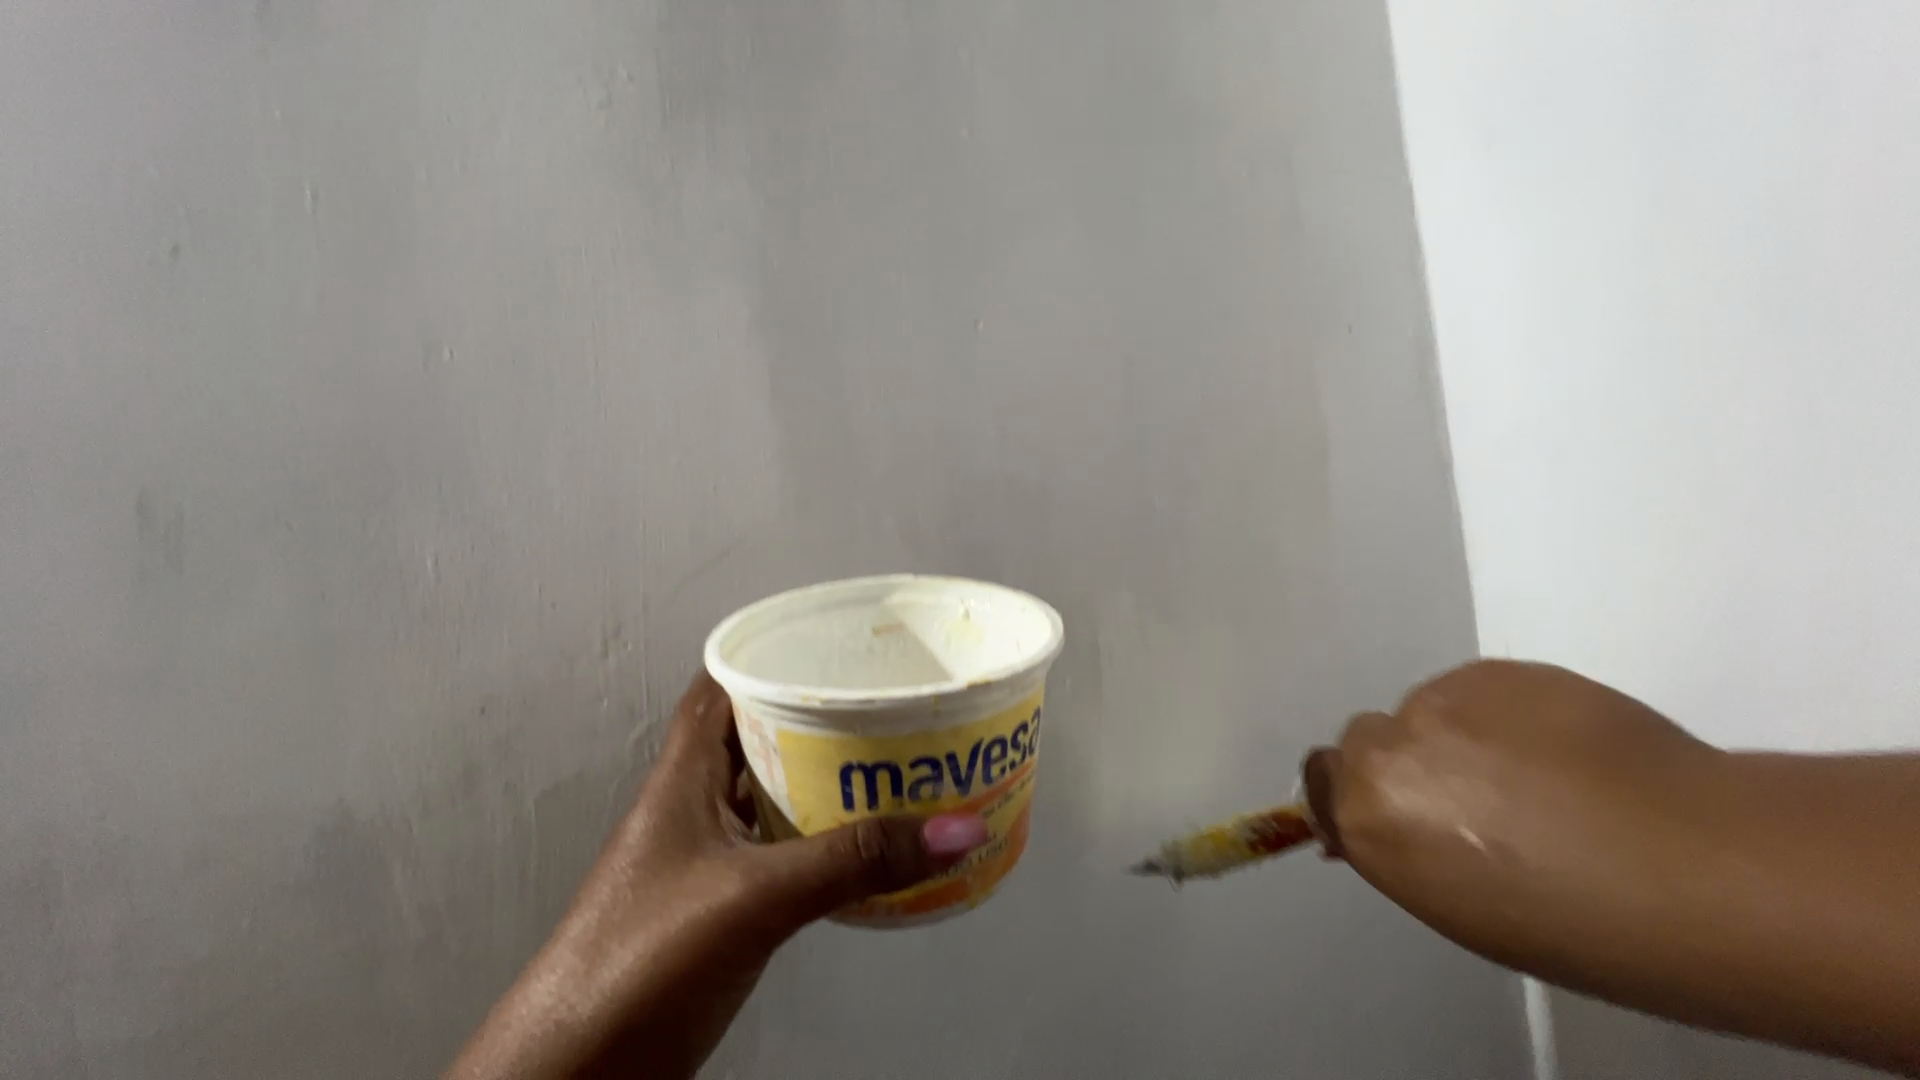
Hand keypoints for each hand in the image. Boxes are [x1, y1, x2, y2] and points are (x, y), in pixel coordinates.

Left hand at [447, 671, 988, 1079]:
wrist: (574, 1077)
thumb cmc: (644, 961)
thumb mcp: (756, 898)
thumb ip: (855, 863)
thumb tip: (962, 826)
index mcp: (683, 776)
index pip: (721, 685)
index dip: (770, 656)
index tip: (835, 644)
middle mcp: (692, 805)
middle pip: (756, 734)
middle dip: (815, 712)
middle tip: (885, 699)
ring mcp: (705, 858)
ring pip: (771, 792)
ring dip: (822, 775)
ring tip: (892, 758)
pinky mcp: (721, 905)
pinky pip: (781, 846)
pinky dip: (822, 835)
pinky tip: (866, 843)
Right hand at [1301, 659, 1716, 971]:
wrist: (1696, 866)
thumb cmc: (1574, 923)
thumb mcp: (1456, 905)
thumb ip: (1401, 848)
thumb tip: (1389, 823)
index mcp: (1366, 816)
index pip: (1320, 781)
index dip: (1357, 796)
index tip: (1400, 815)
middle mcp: (1385, 749)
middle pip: (1368, 740)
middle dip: (1406, 763)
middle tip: (1474, 799)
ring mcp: (1441, 701)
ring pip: (1429, 713)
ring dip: (1460, 737)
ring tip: (1540, 775)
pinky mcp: (1498, 670)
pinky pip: (1482, 692)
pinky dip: (1509, 716)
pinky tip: (1567, 749)